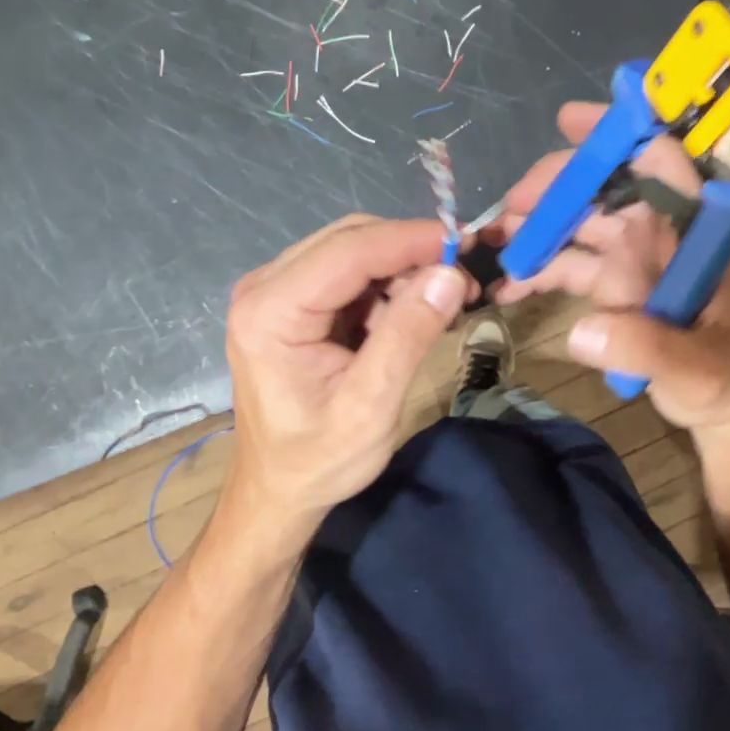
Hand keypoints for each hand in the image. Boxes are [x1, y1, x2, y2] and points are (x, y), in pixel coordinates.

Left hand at [224, 215, 473, 530]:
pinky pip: (344, 278)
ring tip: (442, 311)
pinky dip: (383, 291)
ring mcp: (273, 295)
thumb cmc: (319, 460)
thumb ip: (408, 336)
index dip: (411, 240)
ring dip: (400, 274)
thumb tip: (450, 276)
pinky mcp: (288, 307)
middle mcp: (263, 289)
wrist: (280, 490)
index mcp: (271, 312)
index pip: (349, 251)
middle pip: (348, 241)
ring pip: (350, 254)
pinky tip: (411, 320)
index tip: (466, 244)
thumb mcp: (371, 405)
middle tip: (462, 286)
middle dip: (409, 255)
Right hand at [495, 103, 729, 441]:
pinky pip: (575, 270)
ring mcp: (637, 265)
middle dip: (559, 191)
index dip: (618, 137)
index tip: (569, 123)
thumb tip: (583, 333)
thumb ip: (645, 348)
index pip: (660, 168)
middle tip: (511, 204)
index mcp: (692, 239)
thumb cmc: (722, 379)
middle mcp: (662, 240)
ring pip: (584, 229)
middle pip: (608, 194)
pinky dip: (542, 272)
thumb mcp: (693, 367)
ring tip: (497, 240)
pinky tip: (510, 283)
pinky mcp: (618, 293)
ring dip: (541, 231)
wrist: (721, 408)